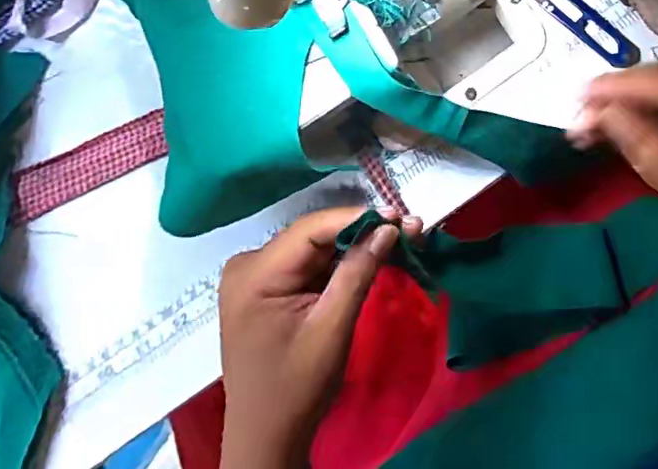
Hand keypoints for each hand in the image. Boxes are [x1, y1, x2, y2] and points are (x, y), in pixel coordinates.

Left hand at [218, 206, 415, 468]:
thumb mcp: (332, 329)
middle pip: (315, 236)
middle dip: (363, 231)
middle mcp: (249, 264)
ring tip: (399, 238)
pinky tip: (372, 256)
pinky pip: (310, 263)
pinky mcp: (268, 286)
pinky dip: (342, 262)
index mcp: (254, 273)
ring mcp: (256, 275)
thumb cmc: (296, 390)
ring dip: (357, 244)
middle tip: (408, 228)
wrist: (267, 442)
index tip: (399, 216)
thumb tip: (388, 228)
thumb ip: (358, 272)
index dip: (357, 218)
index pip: (310, 230)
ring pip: (317, 247)